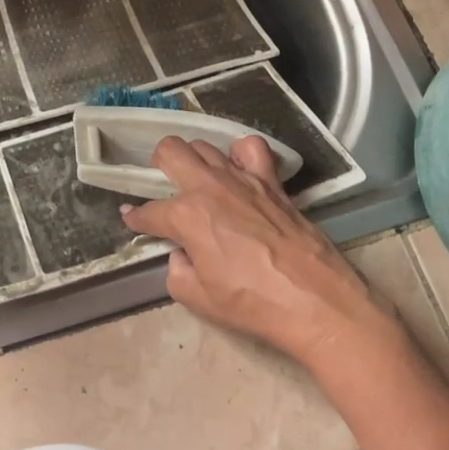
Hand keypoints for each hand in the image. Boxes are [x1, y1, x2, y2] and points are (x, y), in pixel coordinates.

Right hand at [122, 136, 398, 373]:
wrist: (316, 303)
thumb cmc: (253, 304)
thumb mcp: (199, 299)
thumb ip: (176, 271)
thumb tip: (180, 255)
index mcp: (185, 216)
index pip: (148, 212)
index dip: (136, 219)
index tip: (132, 219)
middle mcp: (208, 187)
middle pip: (170, 151)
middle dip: (159, 166)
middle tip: (166, 186)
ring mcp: (241, 179)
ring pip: (204, 145)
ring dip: (195, 160)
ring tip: (199, 179)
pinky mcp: (271, 182)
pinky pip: (251, 148)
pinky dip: (240, 154)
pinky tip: (239, 169)